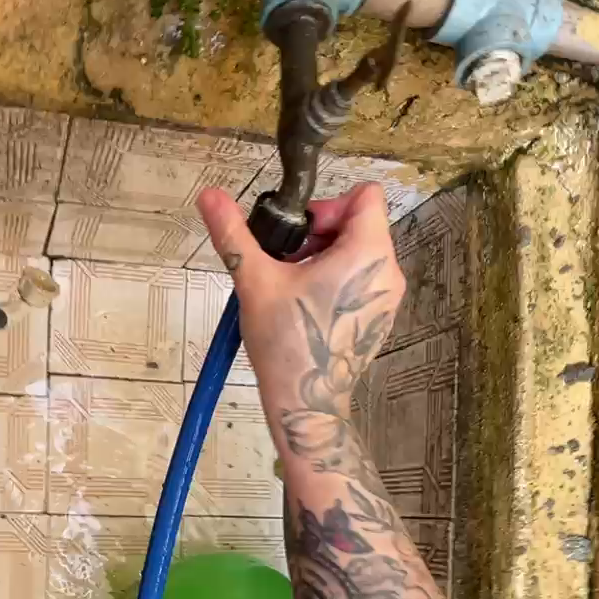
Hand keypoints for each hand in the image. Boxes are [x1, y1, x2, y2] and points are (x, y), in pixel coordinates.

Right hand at [193, 184, 405, 417]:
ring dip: (327, 260)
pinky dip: (338, 284)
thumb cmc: (286, 343)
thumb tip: (209, 195)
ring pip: (361, 255)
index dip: (328, 205)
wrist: (305, 403)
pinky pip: (363, 283)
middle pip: (361, 224)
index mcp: (367, 252)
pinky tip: (309, 309)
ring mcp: (388, 299)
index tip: (299, 235)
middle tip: (288, 265)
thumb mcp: (255, 281)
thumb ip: (234, 234)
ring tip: (295, 289)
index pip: (365, 195)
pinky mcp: (380, 319)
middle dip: (321, 236)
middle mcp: (388, 272)